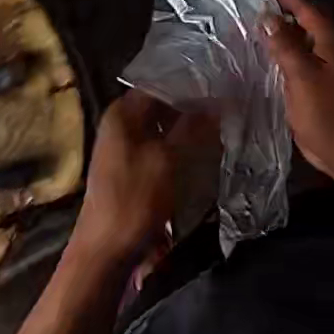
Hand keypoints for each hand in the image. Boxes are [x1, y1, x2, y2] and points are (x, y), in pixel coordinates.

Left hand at [72, 90, 211, 263]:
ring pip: (164, 123)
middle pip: (163, 102)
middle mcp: (120, 123)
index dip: (191, 81)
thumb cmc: (135, 199)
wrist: (106, 253)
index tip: (221, 80)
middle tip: (227, 100)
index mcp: (122, 113)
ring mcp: (124, 145)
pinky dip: (181, 140)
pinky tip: (205, 144)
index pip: (161, 82)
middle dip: (193, 102)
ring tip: (222, 119)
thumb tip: (217, 98)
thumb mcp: (169, 158)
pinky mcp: (132, 166)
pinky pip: (162, 142)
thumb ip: (193, 124)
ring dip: (189, 122)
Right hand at [266, 0, 333, 186]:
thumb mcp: (302, 78)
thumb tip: (267, 15)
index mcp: (333, 38)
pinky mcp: (330, 82)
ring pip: (306, 40)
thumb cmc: (329, 116)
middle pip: (306, 20)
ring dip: (283, 35)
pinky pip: (307, 58)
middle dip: (280, 14)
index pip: (305, 6)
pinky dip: (289, 55)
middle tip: (247, 11)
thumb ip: (285, 45)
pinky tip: (269, 62)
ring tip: (251, 33)